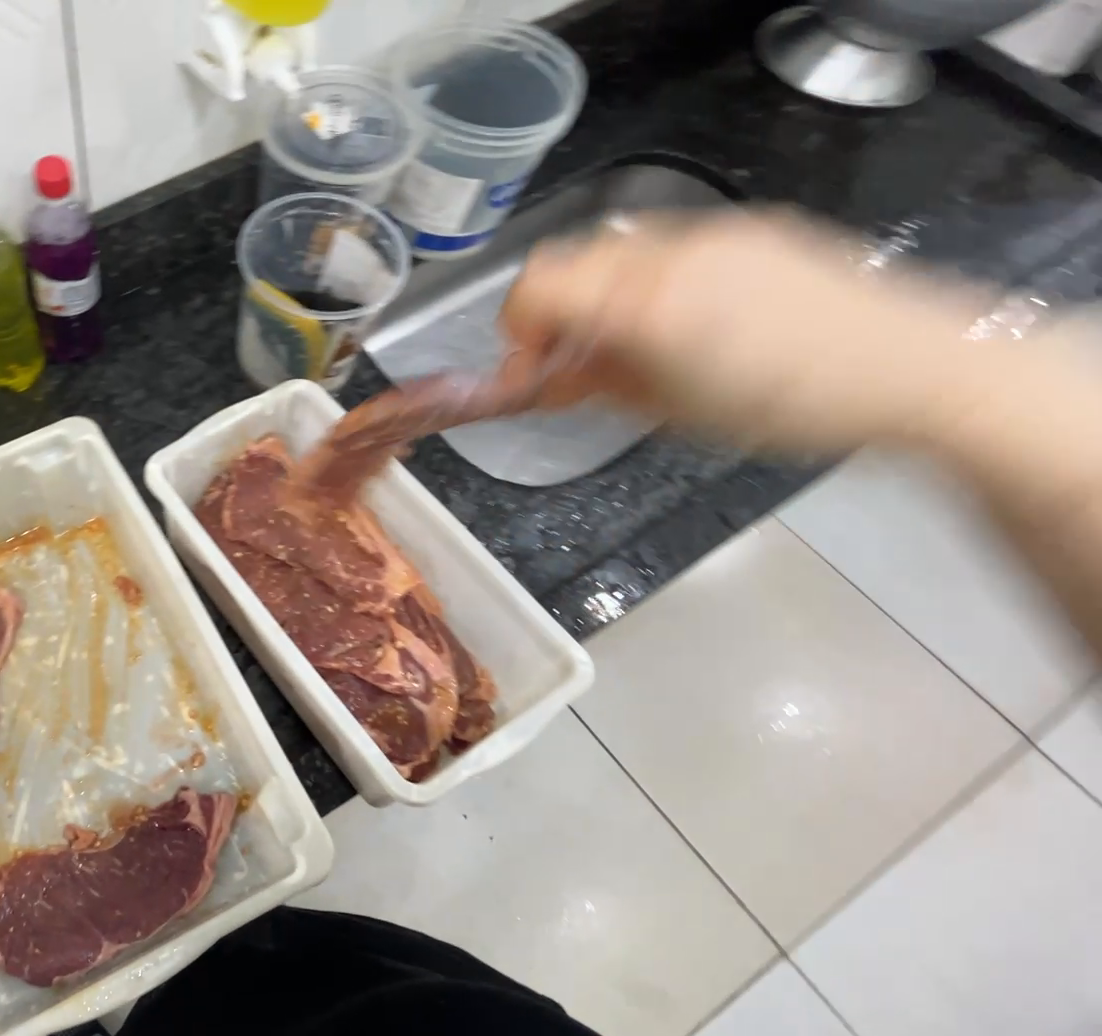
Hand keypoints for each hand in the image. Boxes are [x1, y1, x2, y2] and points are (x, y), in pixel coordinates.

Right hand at [497, 210, 999, 453]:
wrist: (915, 368)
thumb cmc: (784, 405)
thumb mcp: (668, 410)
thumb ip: (593, 384)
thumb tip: (544, 380)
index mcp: (645, 301)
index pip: (536, 286)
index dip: (516, 330)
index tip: (528, 370)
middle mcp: (670, 251)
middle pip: (566, 261)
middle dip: (551, 312)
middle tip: (569, 361)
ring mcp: (712, 233)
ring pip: (612, 247)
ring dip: (594, 293)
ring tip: (622, 341)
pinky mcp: (748, 229)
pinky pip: (665, 244)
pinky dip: (640, 279)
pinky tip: (675, 318)